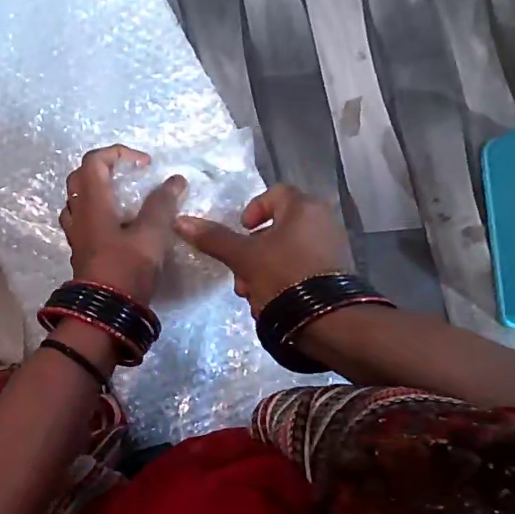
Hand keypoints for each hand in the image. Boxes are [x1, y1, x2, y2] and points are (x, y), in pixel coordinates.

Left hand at [59, 144, 187, 302]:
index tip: (144, 166)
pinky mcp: (81, 254)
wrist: (105, 313)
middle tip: (130, 178)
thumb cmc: (126, 270)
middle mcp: (78, 216)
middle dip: (105, 170)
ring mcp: (77, 236)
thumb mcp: (151, 235)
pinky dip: (98, 215)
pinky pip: (83, 223)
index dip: (119, 154)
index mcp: (92, 204)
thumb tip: (175, 180)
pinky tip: (118, 227)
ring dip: (98, 193)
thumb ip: (162, 205)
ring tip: (123, 201)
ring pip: (78, 202)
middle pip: (80, 178)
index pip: (94, 161)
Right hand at [173, 185, 351, 311]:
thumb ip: (214, 239)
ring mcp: (331, 248)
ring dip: (261, 272)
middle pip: (276, 228)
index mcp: (304, 208)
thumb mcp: (244, 257)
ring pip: (284, 254)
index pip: (274, 194)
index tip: (240, 231)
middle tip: (240, 274)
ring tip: (252, 295)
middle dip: (251, 253)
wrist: (326, 319)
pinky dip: (281, 282)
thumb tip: (181, 221)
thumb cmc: (284, 276)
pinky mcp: (333, 273)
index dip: (252, 210)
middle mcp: (323, 221)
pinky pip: (299, 270)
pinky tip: (270, 302)